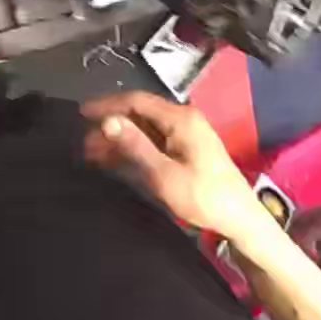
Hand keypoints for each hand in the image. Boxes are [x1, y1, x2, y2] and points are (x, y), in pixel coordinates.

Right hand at [82, 91, 265, 239]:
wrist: (239, 218)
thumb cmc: (203, 196)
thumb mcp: (163, 173)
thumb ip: (135, 145)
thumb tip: (108, 121)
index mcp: (180, 118)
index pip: (136, 101)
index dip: (107, 105)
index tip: (81, 114)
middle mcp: (183, 119)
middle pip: (140, 114)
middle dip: (111, 126)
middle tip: (84, 143)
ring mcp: (186, 134)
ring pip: (145, 128)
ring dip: (120, 139)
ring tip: (93, 154)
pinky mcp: (187, 149)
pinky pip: (154, 141)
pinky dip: (134, 148)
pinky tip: (115, 160)